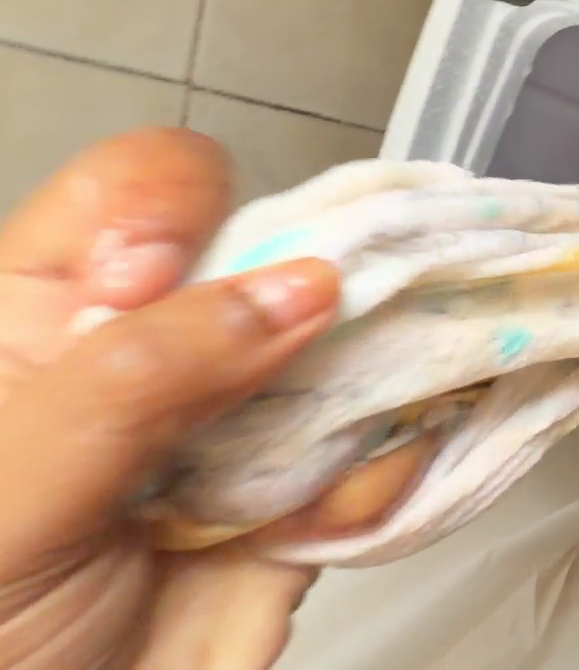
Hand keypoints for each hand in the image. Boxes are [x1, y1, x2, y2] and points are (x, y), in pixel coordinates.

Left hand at [0, 129, 340, 669]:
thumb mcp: (1, 501)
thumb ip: (133, 379)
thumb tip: (307, 284)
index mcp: (57, 324)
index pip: (142, 195)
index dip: (171, 209)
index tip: (158, 282)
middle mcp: (180, 348)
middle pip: (294, 251)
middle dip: (330, 286)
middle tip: (313, 347)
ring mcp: (269, 404)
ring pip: (371, 333)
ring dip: (375, 382)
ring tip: (313, 462)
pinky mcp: (334, 463)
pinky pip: (400, 427)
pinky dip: (381, 469)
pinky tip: (318, 520)